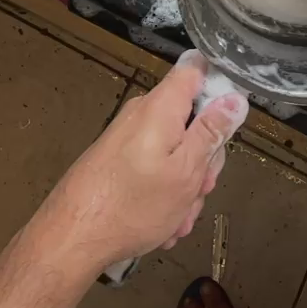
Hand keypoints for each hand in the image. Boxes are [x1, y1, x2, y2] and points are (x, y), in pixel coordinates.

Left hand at [28, 50, 248, 273]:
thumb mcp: (185, 171)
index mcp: (162, 105)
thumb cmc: (132, 204)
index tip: (228, 123)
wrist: (70, 238)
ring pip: (175, 148)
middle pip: (190, 117)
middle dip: (203, 156)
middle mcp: (144, 112)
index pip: (197, 69)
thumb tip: (236, 97)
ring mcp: (129, 136)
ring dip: (185, 183)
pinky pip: (154, 165)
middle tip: (200, 189)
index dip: (220, 87)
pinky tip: (163, 224)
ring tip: (178, 219)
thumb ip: (211, 132)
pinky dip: (164, 191)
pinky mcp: (118, 158)